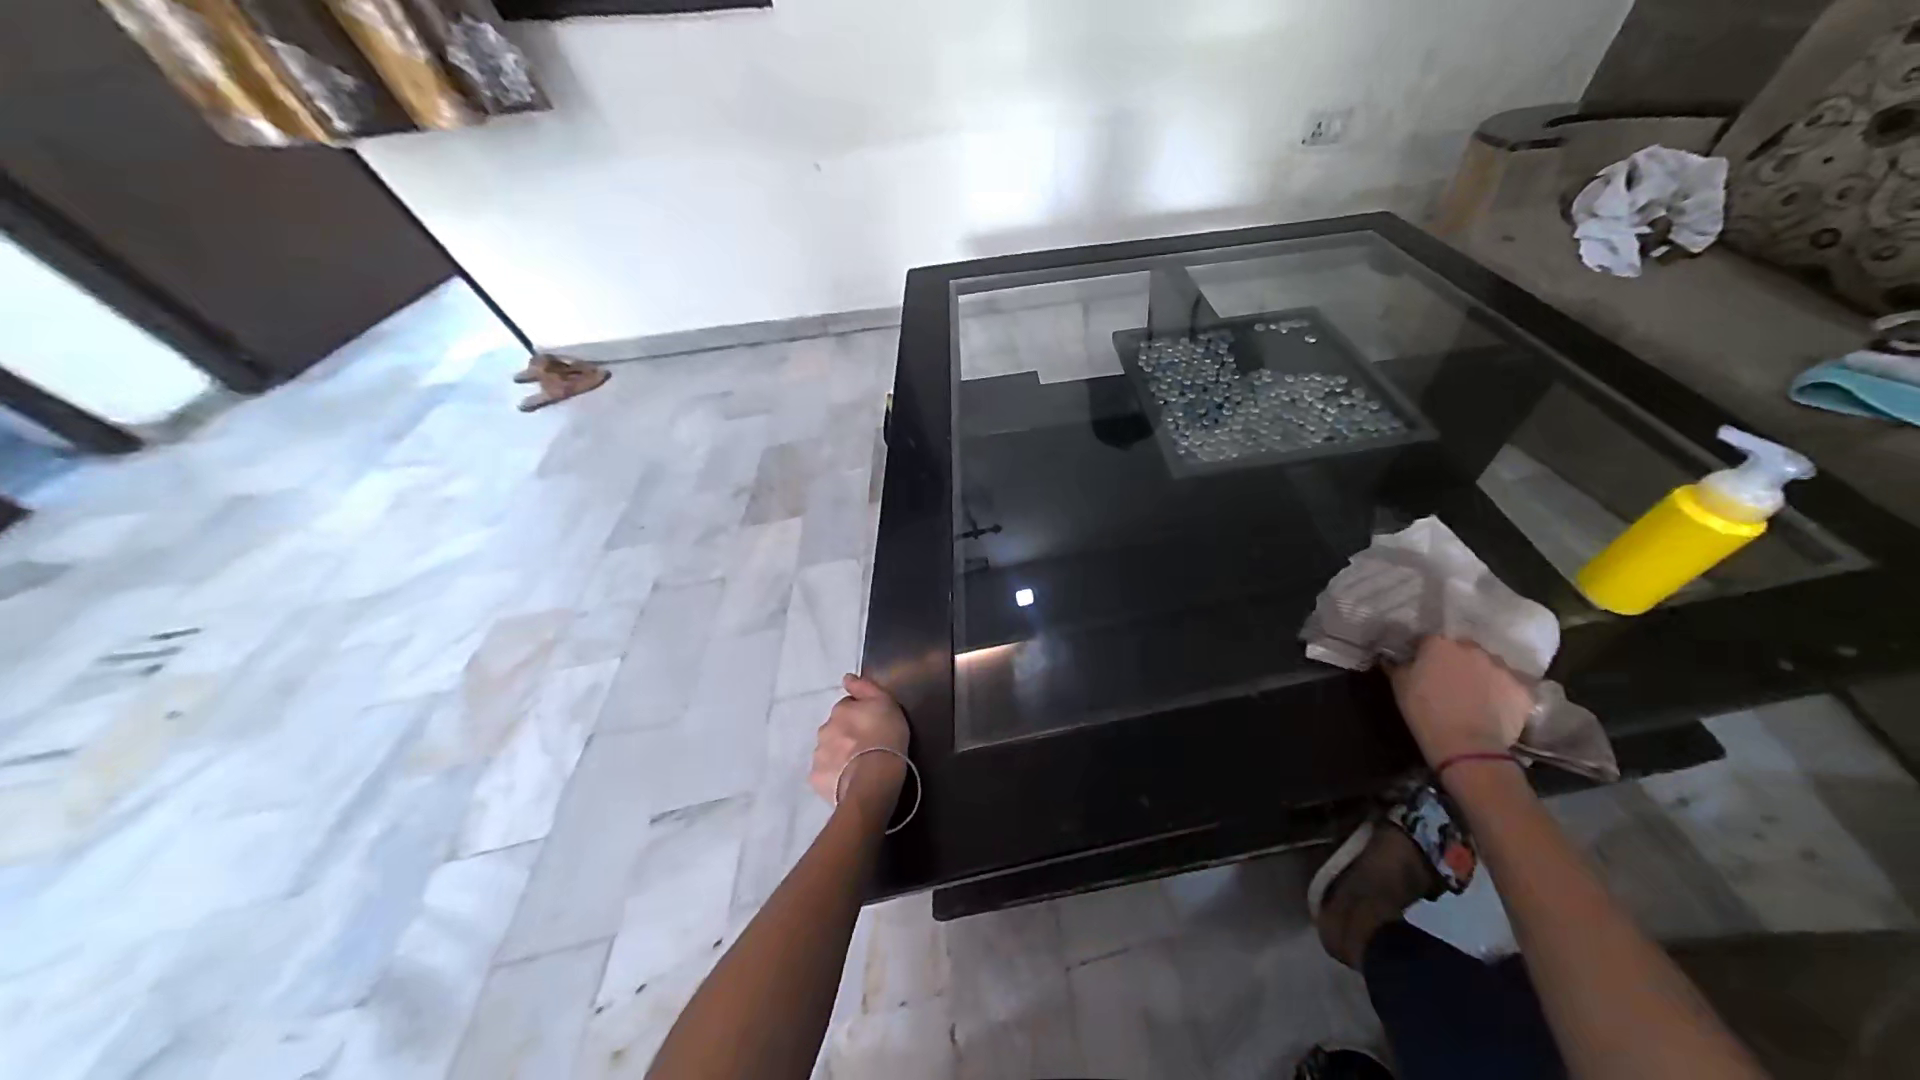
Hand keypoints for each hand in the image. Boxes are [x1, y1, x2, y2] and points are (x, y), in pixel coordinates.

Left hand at [809, 674, 910, 808]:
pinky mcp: (817, 779)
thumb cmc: (885, 737)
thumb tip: (847, 677)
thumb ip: (865, 687)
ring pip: (828, 751)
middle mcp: (825, 730)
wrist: (874, 778)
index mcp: (840, 711)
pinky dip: (834, 775)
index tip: (871, 725)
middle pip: (834, 729)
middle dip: (845, 735)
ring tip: (858, 767)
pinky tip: (849, 781)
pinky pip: (826, 773)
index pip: (846, 707)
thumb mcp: (885, 703)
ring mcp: (819, 755)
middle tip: (866, 747)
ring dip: (839, 754)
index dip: (859, 715)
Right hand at [1388, 636, 1531, 767]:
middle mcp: (1473, 649)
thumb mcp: (1399, 685)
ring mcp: (1502, 667)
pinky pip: (1512, 684)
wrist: (1466, 745)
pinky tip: (1496, 706)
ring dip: (1482, 673)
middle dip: (1456, 660)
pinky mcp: (1523, 688)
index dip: (1423, 653)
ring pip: (1490, 665)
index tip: (1420, 666)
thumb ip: (1399, 665)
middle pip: (1463, 649)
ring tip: (1475, 695)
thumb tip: (1398, 658)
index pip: (1428, 640)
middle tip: (1449, 680)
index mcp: (1439, 644)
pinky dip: (1504, 691)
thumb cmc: (1424, 712)